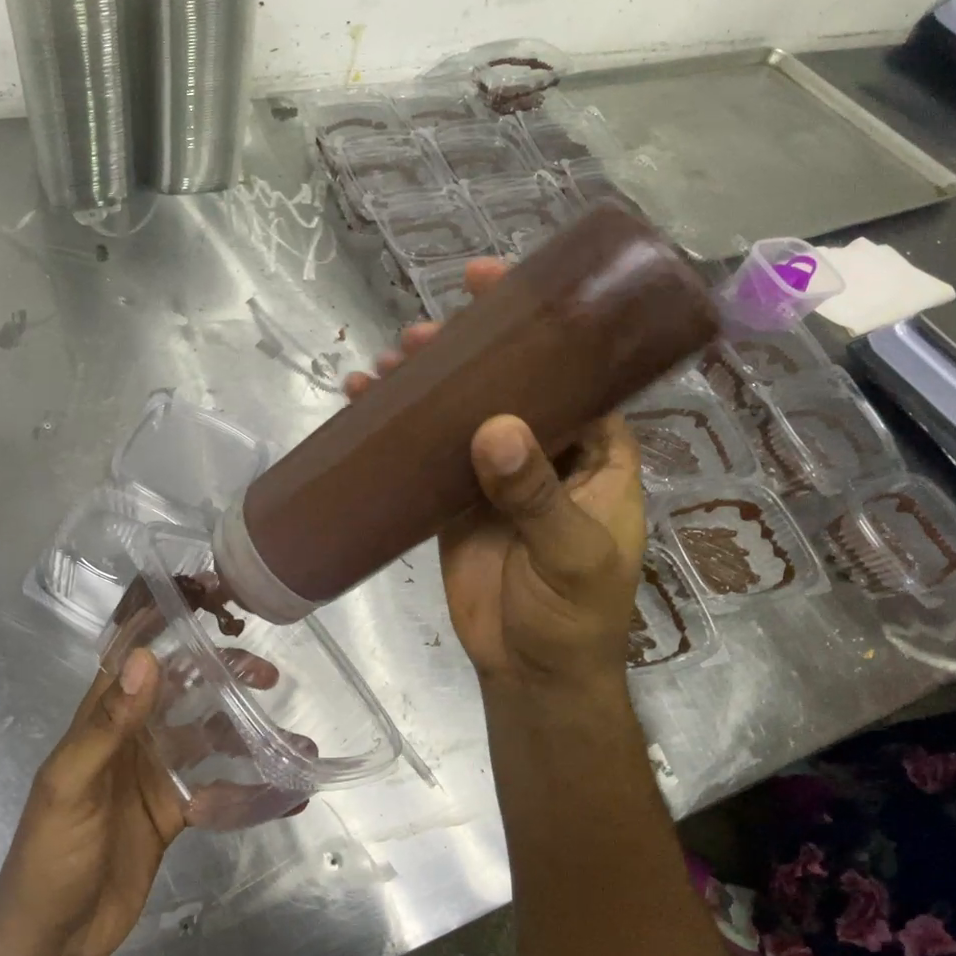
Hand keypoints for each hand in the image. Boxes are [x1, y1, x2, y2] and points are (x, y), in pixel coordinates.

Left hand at [0, 638, 304, 955]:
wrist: (52, 935)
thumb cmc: (52, 851)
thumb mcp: (73, 784)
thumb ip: (109, 725)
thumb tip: (147, 659)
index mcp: (102, 719)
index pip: (133, 658)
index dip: (163, 626)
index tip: (205, 598)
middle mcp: (133, 738)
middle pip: (183, 693)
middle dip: (223, 678)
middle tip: (267, 676)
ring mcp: (154, 776)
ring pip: (208, 741)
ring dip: (247, 736)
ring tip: (294, 742)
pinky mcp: (172, 814)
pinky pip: (218, 793)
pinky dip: (249, 792)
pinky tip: (286, 794)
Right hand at [344, 259, 646, 691]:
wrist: (531, 674)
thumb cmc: (575, 614)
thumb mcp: (569, 554)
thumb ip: (536, 495)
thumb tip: (493, 426)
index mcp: (594, 448)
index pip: (573, 367)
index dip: (536, 321)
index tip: (489, 281)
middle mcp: (545, 448)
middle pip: (506, 379)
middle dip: (463, 349)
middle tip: (420, 335)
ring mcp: (495, 472)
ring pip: (460, 409)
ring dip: (422, 382)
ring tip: (383, 366)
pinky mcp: (454, 498)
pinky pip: (426, 450)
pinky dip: (396, 426)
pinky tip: (360, 403)